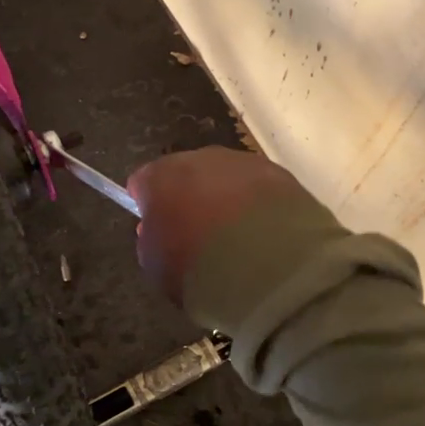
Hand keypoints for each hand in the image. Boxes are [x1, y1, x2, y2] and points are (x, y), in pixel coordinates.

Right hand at [127, 147, 308, 304]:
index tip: (154, 229)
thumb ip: (150, 241)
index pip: (143, 182)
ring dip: (226, 199)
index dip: (147, 205)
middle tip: (197, 235)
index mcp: (161, 176)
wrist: (267, 264)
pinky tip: (263, 234)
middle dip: (189, 197)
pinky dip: (257, 206)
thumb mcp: (156, 266)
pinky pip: (258, 189)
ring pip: (225, 178)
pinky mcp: (281, 175)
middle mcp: (200, 158)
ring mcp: (243, 163)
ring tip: (236, 238)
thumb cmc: (197, 267)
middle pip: (186, 174)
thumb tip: (156, 230)